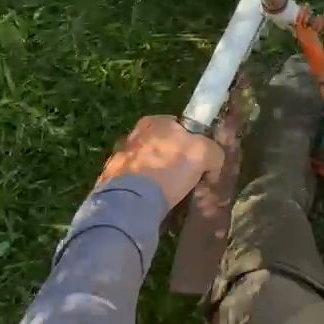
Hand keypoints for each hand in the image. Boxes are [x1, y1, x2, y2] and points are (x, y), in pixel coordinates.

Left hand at [96, 115, 224, 206]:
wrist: (132, 201)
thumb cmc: (170, 169)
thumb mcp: (205, 154)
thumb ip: (214, 152)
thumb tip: (213, 162)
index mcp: (153, 122)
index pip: (177, 125)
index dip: (191, 140)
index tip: (196, 158)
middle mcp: (132, 135)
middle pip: (161, 144)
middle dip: (172, 158)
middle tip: (184, 177)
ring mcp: (118, 158)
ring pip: (146, 164)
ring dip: (156, 175)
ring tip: (168, 193)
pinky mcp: (110, 180)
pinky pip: (134, 182)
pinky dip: (143, 190)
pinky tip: (152, 201)